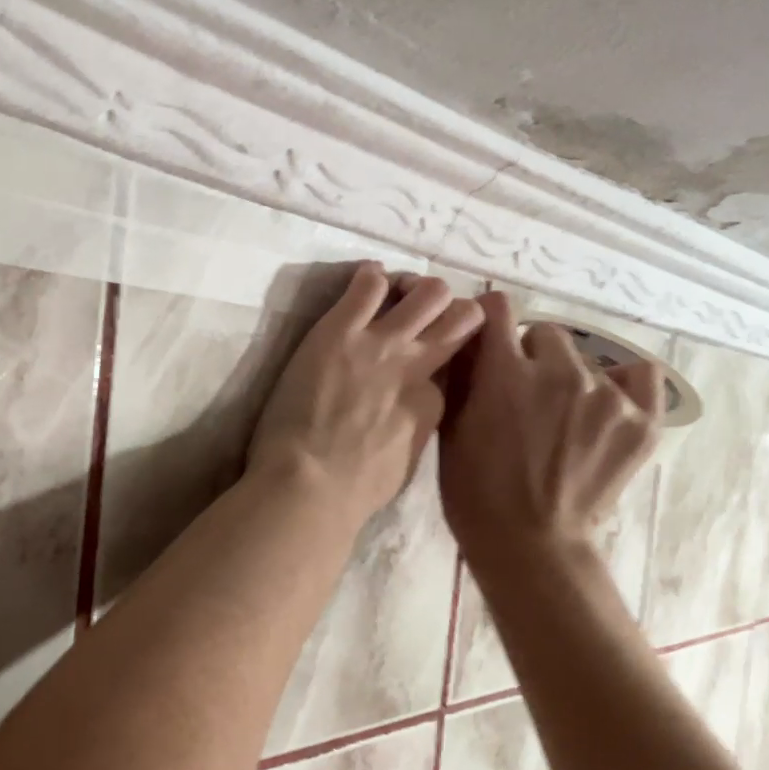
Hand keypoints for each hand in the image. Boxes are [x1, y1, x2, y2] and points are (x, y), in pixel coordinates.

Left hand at [247, 262, 484, 525]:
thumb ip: (416, 427)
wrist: (310, 483)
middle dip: (446, 310)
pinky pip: (368, 283)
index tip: (425, 356)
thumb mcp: (406, 463)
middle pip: (458, 317)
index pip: (450, 364)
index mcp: (434, 402)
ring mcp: (381, 343)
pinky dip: (369, 277)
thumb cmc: (353, 491)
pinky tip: (362, 282)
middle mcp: (418, 364)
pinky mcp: (340, 330)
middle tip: (421, 312)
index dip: (439, 358)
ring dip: (414, 288)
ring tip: (393, 293)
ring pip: (427, 291)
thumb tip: (412, 411)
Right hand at [439, 292, 662, 564]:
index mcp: (504, 371)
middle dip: (531, 355)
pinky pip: (640, 376)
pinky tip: (604, 406)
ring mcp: (607, 395)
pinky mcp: (642, 420)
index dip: (489, 320)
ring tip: (563, 414)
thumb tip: (467, 339)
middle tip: (523, 393)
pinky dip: (623, 384)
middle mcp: (560, 371)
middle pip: (545, 333)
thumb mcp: (450, 428)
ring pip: (587, 358)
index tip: (487, 337)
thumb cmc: (472, 489)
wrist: (528, 542)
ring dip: (571, 376)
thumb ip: (461, 377)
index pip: (498, 309)